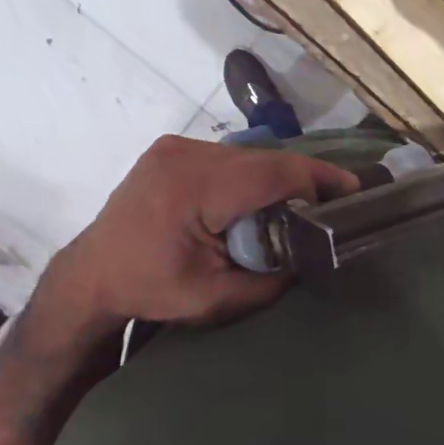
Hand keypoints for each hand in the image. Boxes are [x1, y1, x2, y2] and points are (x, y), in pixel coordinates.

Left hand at [46, 135, 359, 328]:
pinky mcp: (170, 148)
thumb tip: (311, 257)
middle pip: (263, 160)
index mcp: (192, 189)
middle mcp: (183, 154)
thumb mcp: (214, 298)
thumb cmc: (148, 290)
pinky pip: (228, 157)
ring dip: (277, 178)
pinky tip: (262, 199)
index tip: (351, 194)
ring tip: (301, 206)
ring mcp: (174, 146)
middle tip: (334, 204)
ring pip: (248, 156)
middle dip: (302, 181)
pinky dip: (251, 176)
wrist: (92, 274)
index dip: (316, 180)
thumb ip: (269, 279)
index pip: (271, 173)